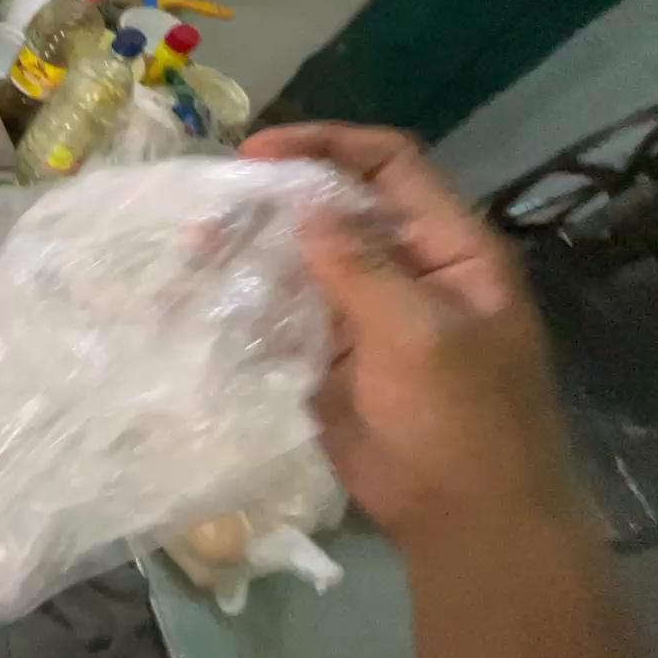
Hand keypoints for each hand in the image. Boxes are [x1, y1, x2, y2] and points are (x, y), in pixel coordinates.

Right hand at [241, 123, 573, 549]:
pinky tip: (203, 296)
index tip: (256, 153)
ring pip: (295, 257)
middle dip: (270, 201)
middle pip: (330, 207)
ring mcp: (358, 308)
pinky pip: (278, 306)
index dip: (326, 145)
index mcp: (446, 249)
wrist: (459, 513)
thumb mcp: (421, 336)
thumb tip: (307, 208)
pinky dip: (242, 295)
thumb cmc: (462, 421)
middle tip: (208, 215)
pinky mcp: (323, 346)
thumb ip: (363, 268)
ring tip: (194, 252)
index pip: (389, 165)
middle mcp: (400, 266)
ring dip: (246, 248)